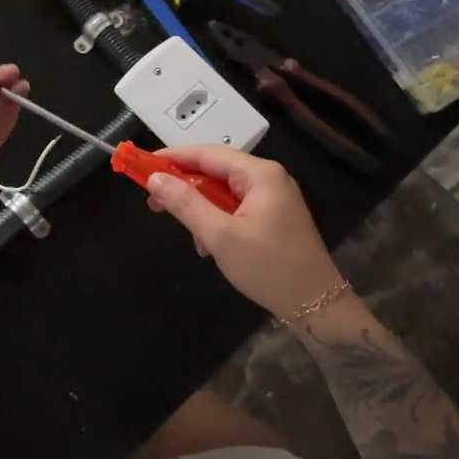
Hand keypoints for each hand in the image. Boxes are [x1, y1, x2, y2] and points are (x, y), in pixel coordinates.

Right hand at [144, 146, 345, 318]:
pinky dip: (217, 221)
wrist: (317, 304)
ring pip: (223, 191)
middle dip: (183, 186)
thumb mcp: (220, 236)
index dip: (171, 158)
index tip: (141, 167)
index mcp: (260, 173)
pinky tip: (209, 245)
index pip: (206, 153)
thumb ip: (186, 204)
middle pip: (214, 170)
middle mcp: (268, 177)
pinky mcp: (274, 216)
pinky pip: (235, 207)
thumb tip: (155, 179)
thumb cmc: (269, 267)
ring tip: (189, 235)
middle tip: (153, 203)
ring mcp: (273, 197)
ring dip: (200, 209)